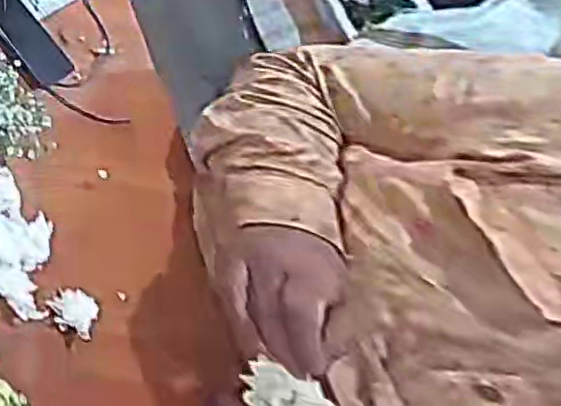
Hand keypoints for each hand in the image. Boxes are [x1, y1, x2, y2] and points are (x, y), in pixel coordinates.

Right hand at [231, 224, 344, 379]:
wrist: (273, 187)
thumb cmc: (314, 236)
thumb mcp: (338, 272)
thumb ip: (336, 312)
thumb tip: (328, 350)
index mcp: (303, 267)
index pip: (300, 316)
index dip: (306, 348)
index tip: (314, 369)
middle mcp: (268, 263)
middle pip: (271, 316)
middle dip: (284, 350)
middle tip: (295, 372)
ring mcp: (240, 257)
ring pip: (246, 307)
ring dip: (258, 339)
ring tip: (270, 360)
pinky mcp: (221, 253)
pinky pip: (225, 291)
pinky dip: (234, 318)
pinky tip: (244, 338)